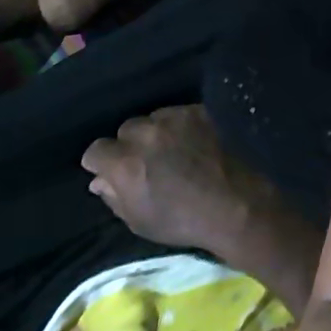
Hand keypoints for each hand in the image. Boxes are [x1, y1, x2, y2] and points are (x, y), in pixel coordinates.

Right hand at [82, 105, 279, 253]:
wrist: (234, 201)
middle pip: (126, 130)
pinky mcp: (201, 111)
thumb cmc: (182, 219)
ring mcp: (176, 118)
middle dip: (131, 144)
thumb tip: (100, 179)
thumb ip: (113, 195)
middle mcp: (147, 133)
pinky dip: (183, 125)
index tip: (114, 171)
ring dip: (158, 131)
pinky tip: (196, 141)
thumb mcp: (138, 219)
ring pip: (155, 118)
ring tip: (175, 149)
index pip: (96, 150)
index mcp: (125, 163)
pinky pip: (181, 113)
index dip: (103, 162)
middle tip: (149, 160)